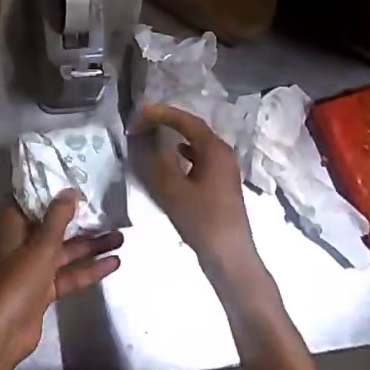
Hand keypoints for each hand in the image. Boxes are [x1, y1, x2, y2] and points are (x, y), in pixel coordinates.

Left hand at [0, 190, 122, 369]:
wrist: (4, 334)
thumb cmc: (18, 283)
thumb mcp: (41, 247)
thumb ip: (57, 219)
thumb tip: (71, 191)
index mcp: (17, 231)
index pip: (28, 203)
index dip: (47, 192)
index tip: (69, 180)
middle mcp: (25, 247)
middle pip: (54, 228)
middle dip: (79, 220)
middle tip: (106, 209)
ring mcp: (36, 271)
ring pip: (67, 252)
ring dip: (91, 245)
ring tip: (120, 236)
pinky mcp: (47, 292)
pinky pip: (71, 276)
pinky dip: (90, 270)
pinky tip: (114, 263)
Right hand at [139, 104, 261, 280]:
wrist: (230, 257)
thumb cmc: (203, 221)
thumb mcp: (173, 191)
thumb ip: (158, 161)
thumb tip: (145, 139)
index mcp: (215, 150)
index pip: (186, 121)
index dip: (161, 114)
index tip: (139, 113)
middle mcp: (223, 153)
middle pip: (192, 128)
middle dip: (166, 122)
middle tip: (141, 122)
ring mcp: (224, 169)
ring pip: (196, 143)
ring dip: (174, 137)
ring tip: (151, 136)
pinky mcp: (220, 183)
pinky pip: (199, 157)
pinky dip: (182, 152)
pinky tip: (171, 158)